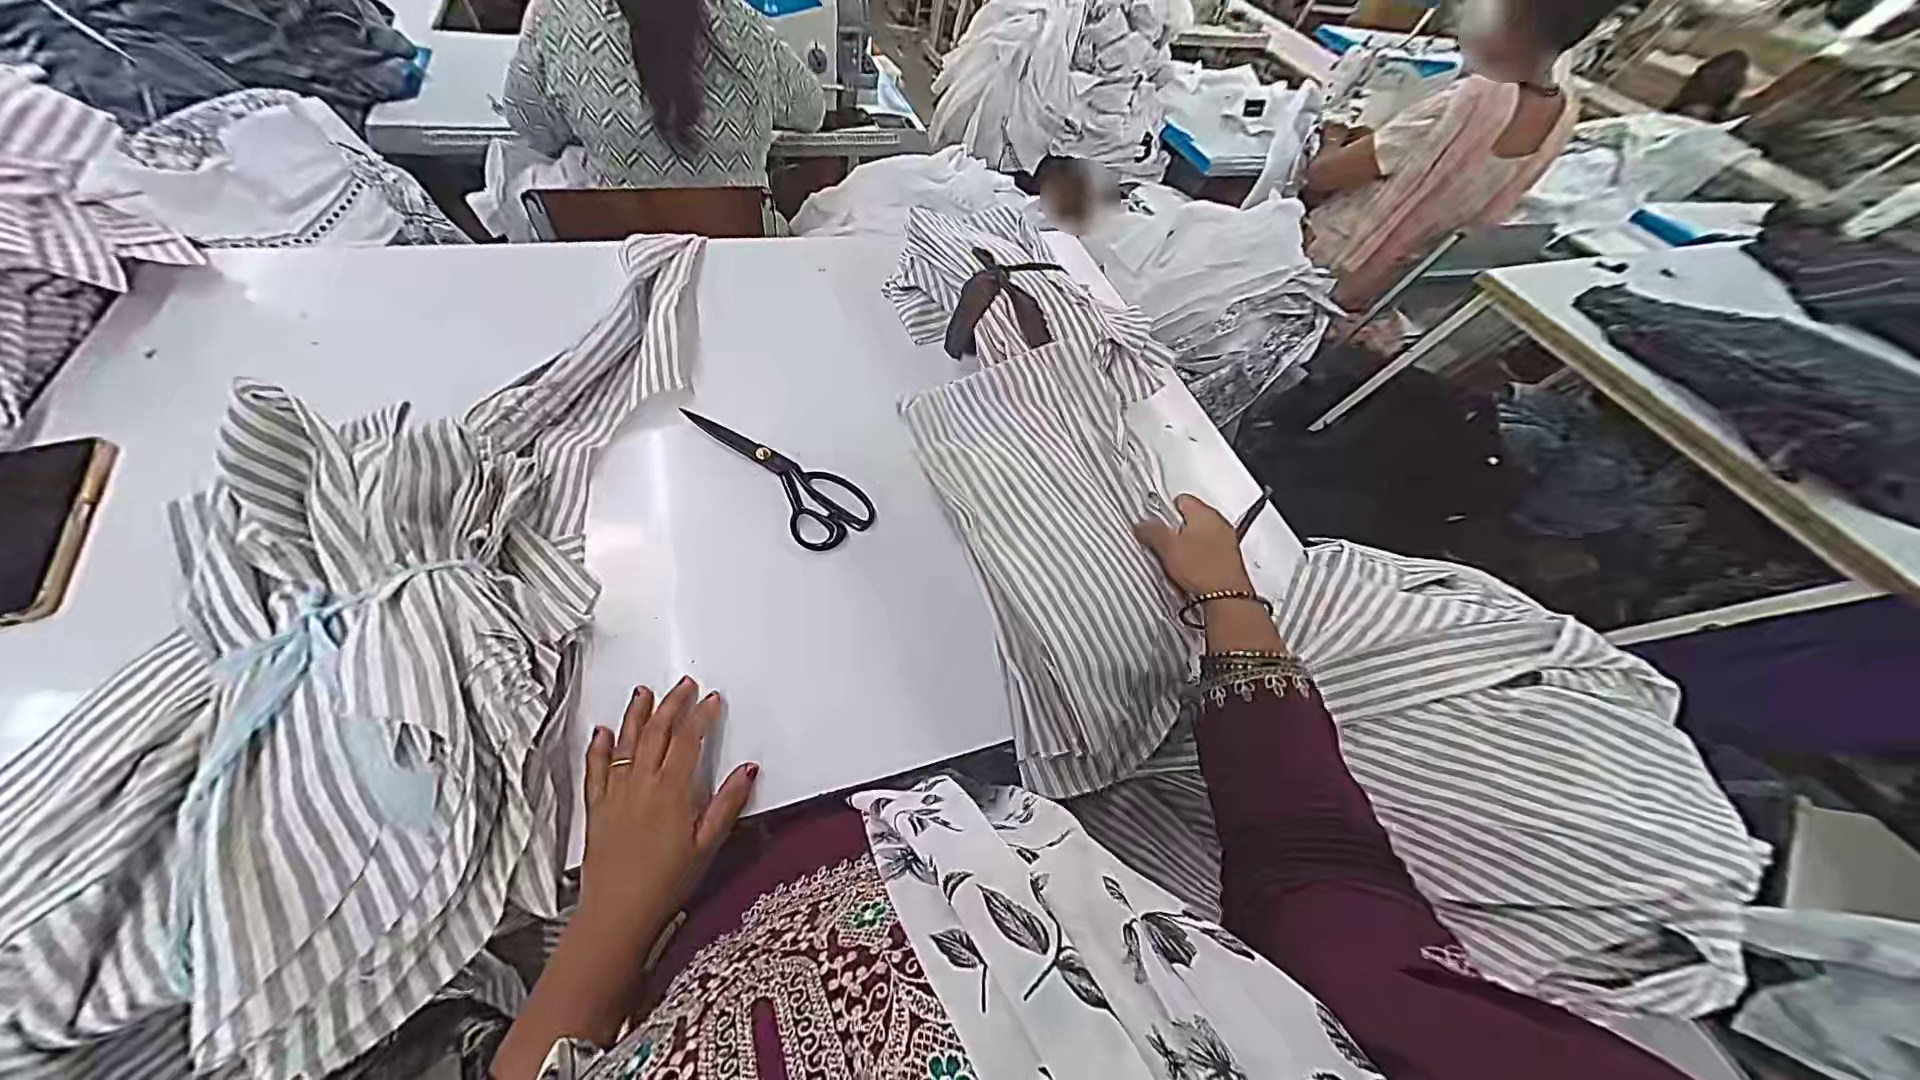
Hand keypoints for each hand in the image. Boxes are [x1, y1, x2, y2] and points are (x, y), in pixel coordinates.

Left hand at [578, 677, 757, 941]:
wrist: (617, 916)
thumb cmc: (664, 884)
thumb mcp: (709, 844)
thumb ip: (728, 803)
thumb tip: (747, 771)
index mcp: (671, 791)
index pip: (688, 740)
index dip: (701, 715)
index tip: (711, 700)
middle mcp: (641, 786)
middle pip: (657, 732)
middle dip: (672, 704)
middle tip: (683, 686)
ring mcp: (616, 795)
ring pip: (626, 743)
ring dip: (636, 715)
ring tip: (643, 693)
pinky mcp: (597, 809)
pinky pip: (596, 770)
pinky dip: (598, 748)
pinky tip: (602, 732)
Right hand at [1134, 494, 1255, 597]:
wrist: (1226, 598)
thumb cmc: (1202, 569)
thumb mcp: (1167, 547)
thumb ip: (1151, 531)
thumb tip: (1141, 526)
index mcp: (1204, 513)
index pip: (1181, 499)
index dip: (1165, 510)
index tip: (1154, 522)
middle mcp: (1219, 523)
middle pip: (1190, 519)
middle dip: (1174, 530)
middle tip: (1161, 542)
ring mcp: (1226, 542)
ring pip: (1199, 536)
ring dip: (1186, 545)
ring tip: (1173, 559)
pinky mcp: (1228, 560)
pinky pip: (1207, 552)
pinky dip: (1197, 558)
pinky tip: (1188, 570)